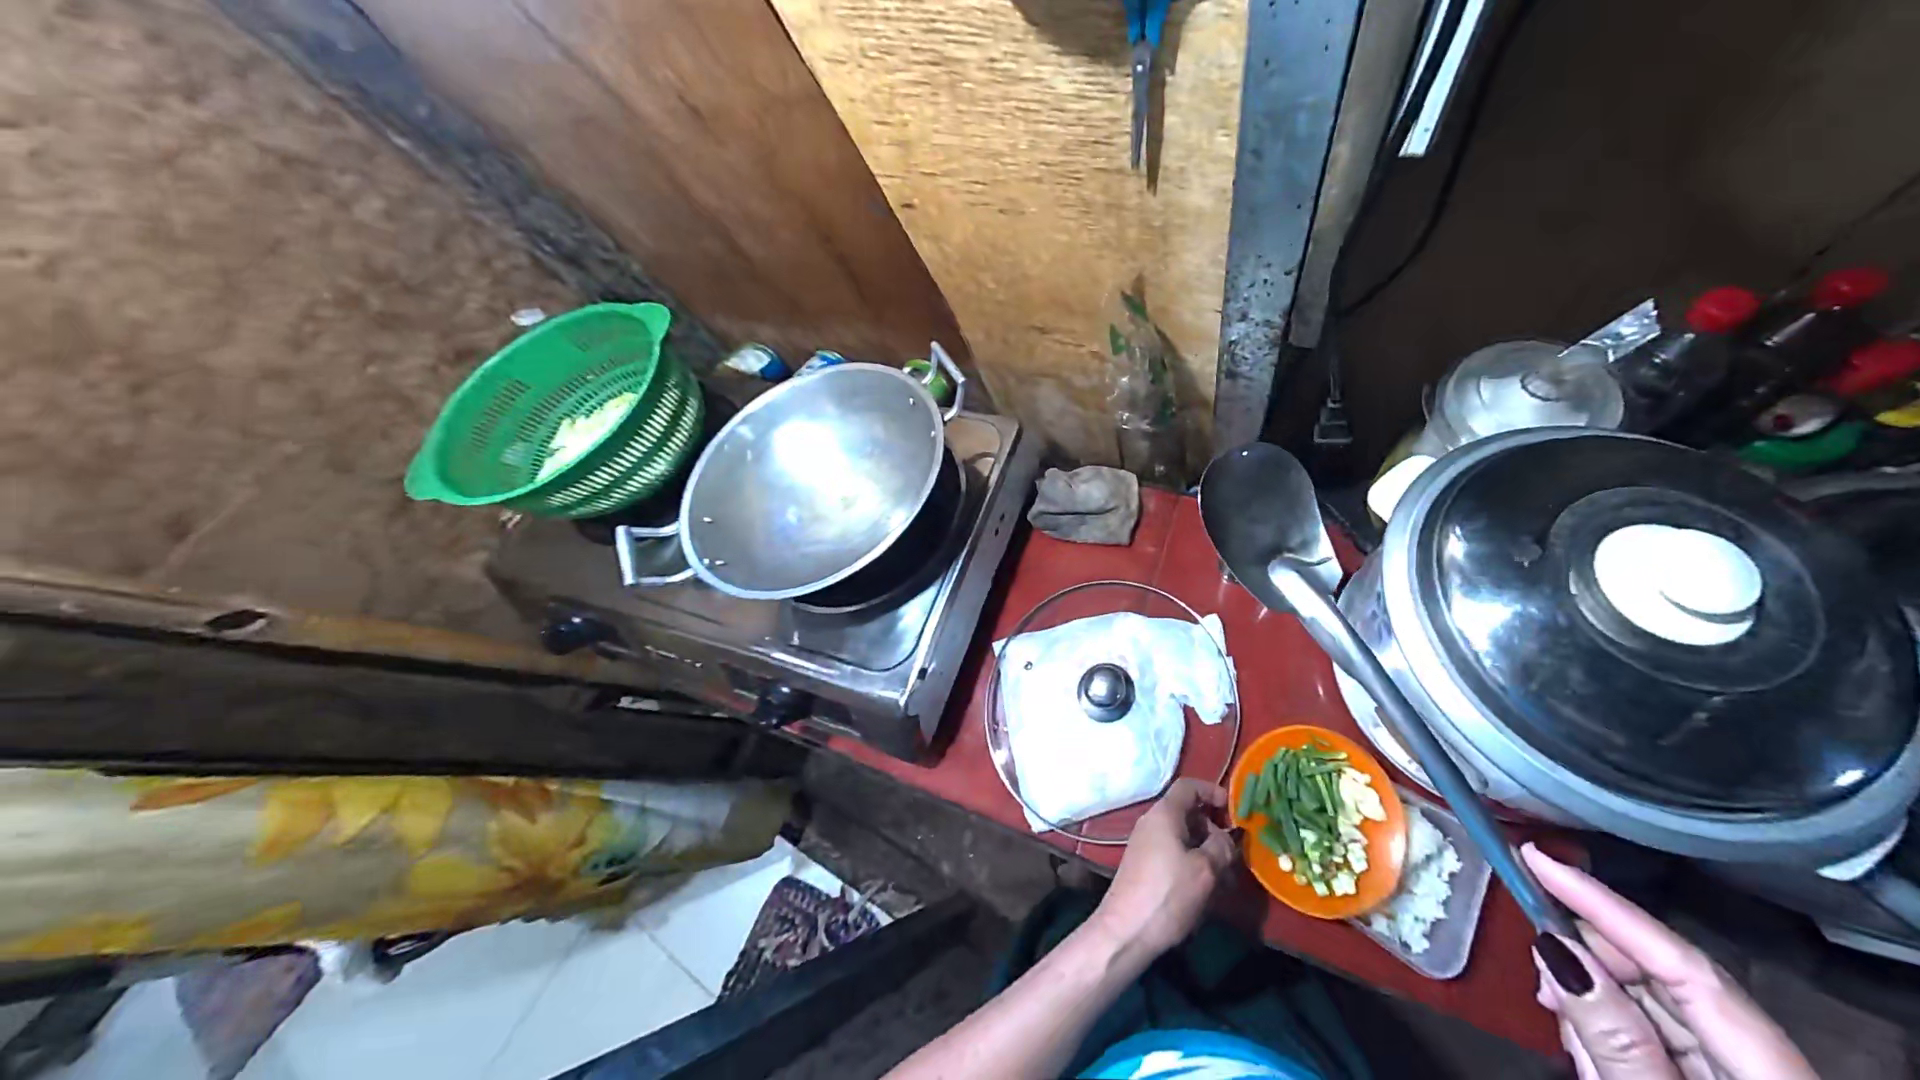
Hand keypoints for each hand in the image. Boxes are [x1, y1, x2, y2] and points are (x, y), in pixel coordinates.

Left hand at [1089, 778, 1237, 958]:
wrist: (1126, 929)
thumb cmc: (1168, 894)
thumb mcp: (1205, 869)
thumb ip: (1221, 847)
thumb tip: (1226, 838)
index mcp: (1163, 814)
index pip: (1188, 787)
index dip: (1213, 792)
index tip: (1235, 811)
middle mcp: (1152, 823)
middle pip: (1188, 812)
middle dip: (1214, 828)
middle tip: (1235, 852)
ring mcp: (1146, 844)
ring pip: (1183, 835)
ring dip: (1207, 849)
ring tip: (1226, 876)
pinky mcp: (1146, 865)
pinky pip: (1174, 852)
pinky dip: (1194, 862)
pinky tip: (1207, 887)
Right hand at [1523, 843, 1816, 1079]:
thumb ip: (1614, 1040)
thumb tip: (1558, 947)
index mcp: (1773, 1076)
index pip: (1685, 968)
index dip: (1607, 906)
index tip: (1538, 859)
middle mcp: (1768, 1070)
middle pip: (1675, 984)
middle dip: (1596, 953)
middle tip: (1532, 944)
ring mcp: (1742, 1079)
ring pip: (1662, 1008)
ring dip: (1596, 991)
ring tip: (1552, 998)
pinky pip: (1658, 1038)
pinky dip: (1609, 1023)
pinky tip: (1579, 1030)